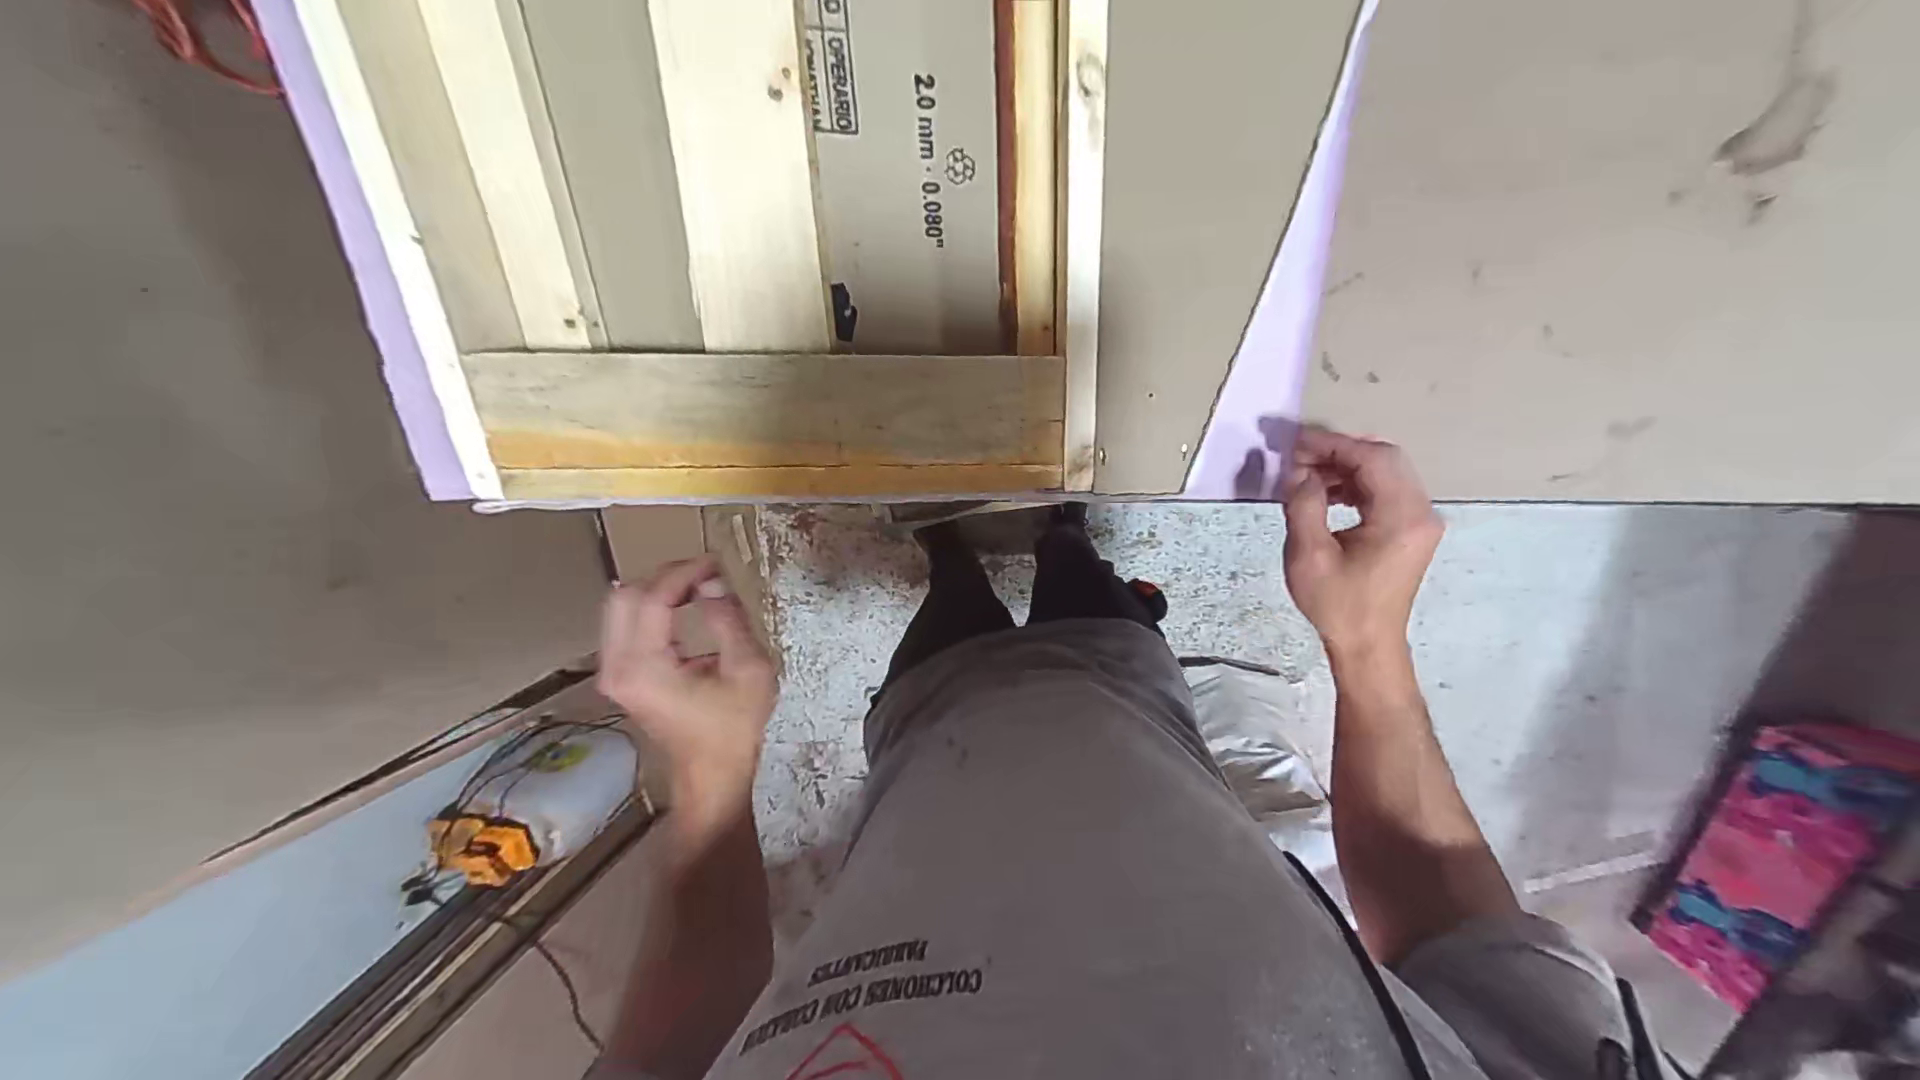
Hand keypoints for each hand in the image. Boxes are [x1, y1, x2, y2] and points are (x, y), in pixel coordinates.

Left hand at [598, 558, 776, 824]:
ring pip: (619, 606)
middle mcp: (617, 666)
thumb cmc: (734, 727)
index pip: (652, 598)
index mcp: (645, 667)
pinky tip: (679, 602)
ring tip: (696, 584)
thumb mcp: (748, 669)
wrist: (713, 774)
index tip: (716, 562)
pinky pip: (623, 624)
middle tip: (704, 571)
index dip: (684, 572)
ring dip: (656, 588)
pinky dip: (650, 605)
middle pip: (624, 595)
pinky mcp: (620, 676)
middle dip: (665, 575)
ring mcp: (613, 673)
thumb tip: (714, 582)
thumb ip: (729, 619)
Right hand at [1281, 427, 1443, 661]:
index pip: (1372, 459)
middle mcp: (1419, 512)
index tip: (1294, 443)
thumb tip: (1298, 472)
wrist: (1367, 642)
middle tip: (1296, 456)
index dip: (1332, 444)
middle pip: (1384, 459)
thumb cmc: (1337, 603)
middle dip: (1338, 451)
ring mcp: (1418, 521)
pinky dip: (1353, 483)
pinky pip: (1383, 491)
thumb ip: (1304, 505)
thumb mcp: (1309, 554)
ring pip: (1384, 472)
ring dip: (1344, 467)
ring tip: (1303, 474)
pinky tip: (1324, 492)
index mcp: (1401, 516)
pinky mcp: (1409, 530)